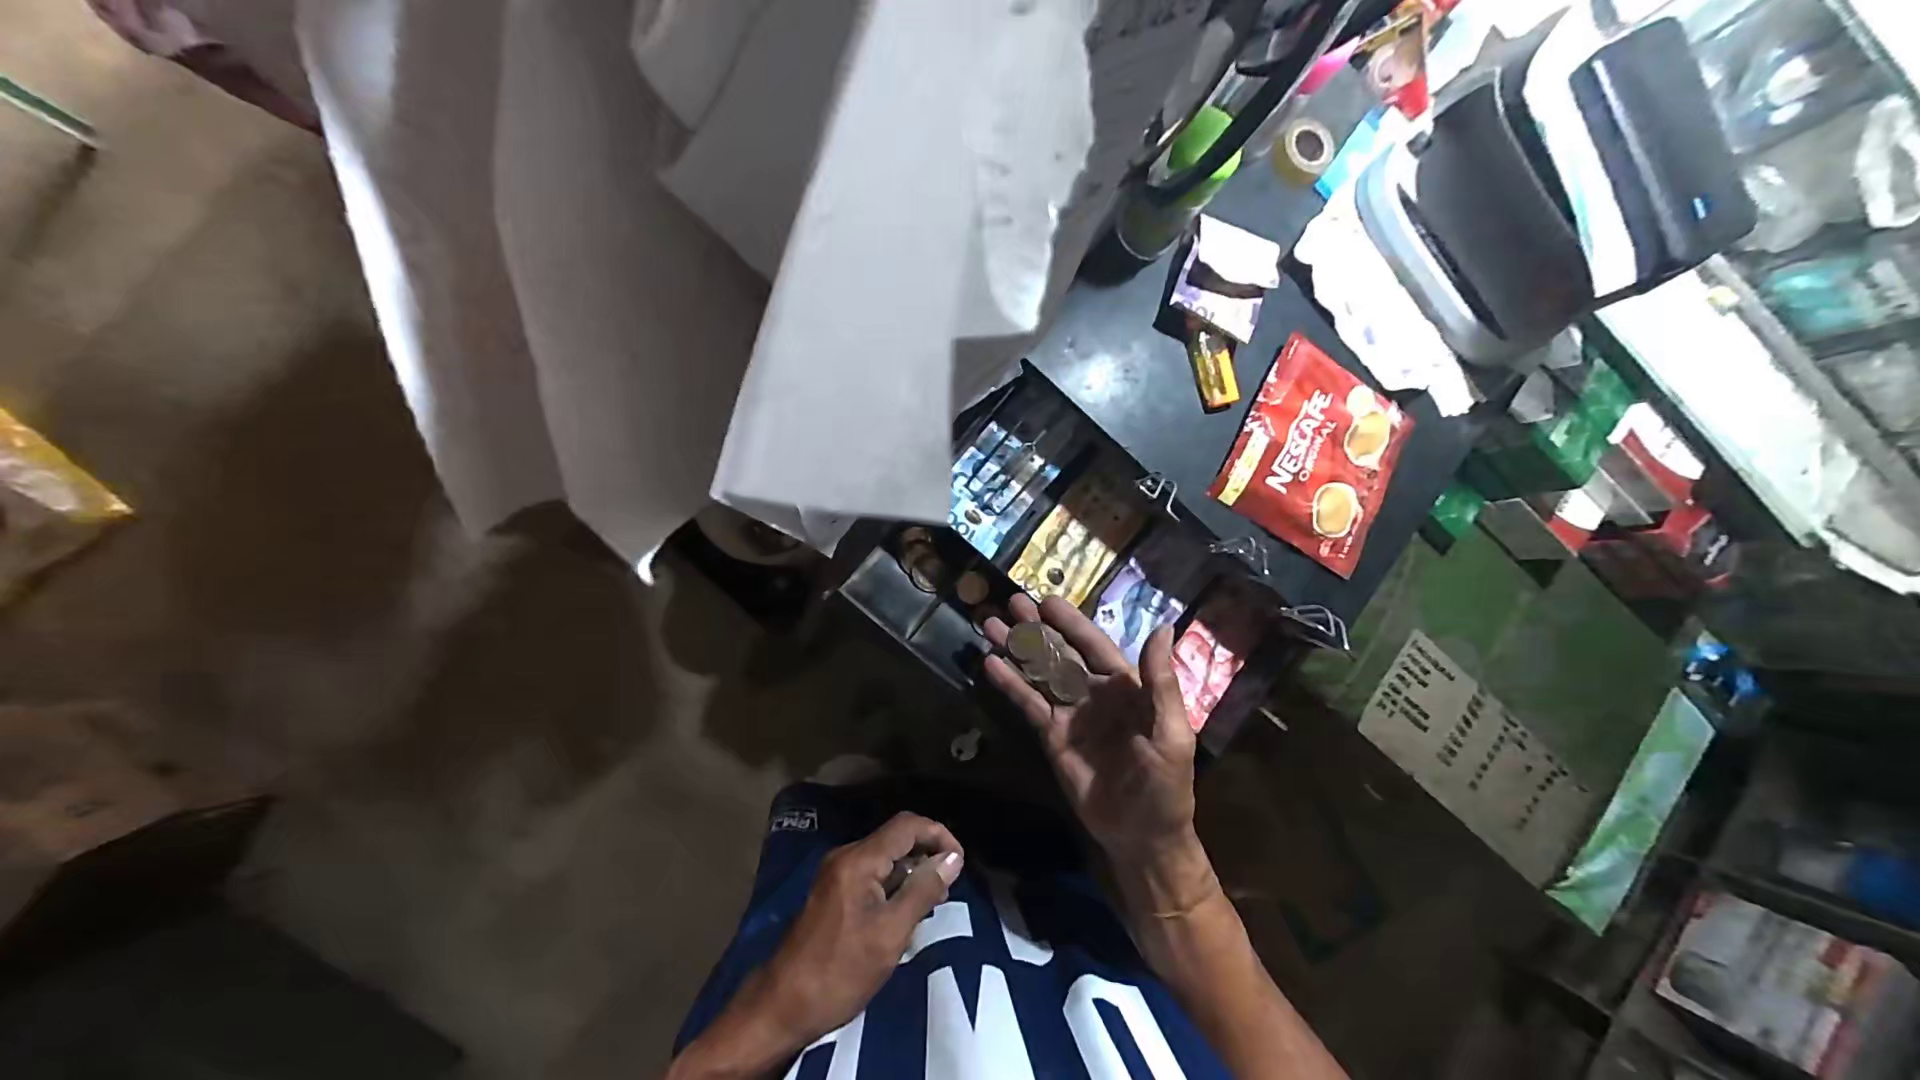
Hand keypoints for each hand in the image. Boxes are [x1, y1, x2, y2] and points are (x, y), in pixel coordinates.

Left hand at [669, 814, 963, 1079]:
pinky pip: (872, 872)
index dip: (939, 834)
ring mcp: (836, 873)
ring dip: (912, 870)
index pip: (907, 825)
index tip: (960, 862)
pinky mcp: (832, 891)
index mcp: (858, 859)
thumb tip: (953, 857)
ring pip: (885, 856)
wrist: (782, 1005)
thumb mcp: (891, 933)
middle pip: (895, 837)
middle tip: (949, 886)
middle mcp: (845, 856)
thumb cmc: (840, 970)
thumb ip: (923, 890)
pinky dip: (894, 883)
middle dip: (927, 853)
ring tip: (932, 901)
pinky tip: (905, 910)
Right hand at [983, 594, 1196, 864]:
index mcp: (1126, 686)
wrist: (1142, 836)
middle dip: (1037, 628)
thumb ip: (1161, 682)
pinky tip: (991, 664)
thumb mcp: (1172, 733)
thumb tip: (1163, 627)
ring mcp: (1070, 714)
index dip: (1071, 623)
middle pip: (1060, 653)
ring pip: (1039, 674)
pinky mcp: (1051, 736)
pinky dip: (1010, 684)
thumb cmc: (1166, 784)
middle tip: (1011, 602)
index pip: (1094, 646)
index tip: (1047, 601)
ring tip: (990, 623)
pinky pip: (1028, 704)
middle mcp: (1094, 693)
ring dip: (1017, 649)